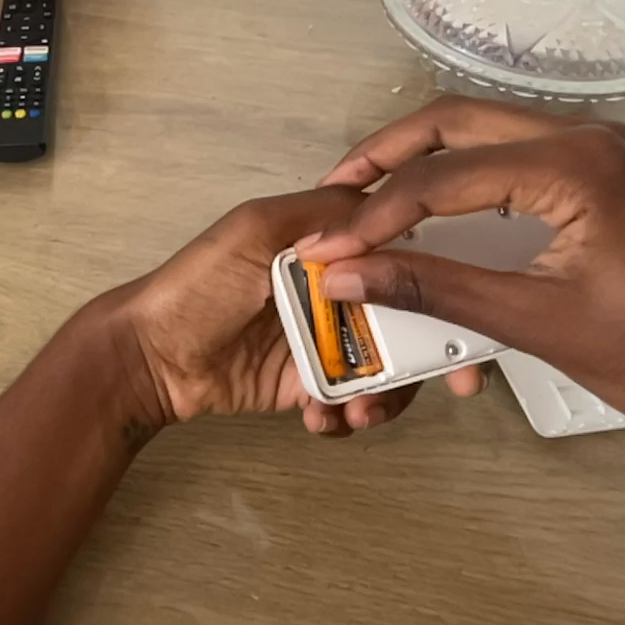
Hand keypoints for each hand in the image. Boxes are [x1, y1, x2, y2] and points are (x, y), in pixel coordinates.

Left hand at [98, 188, 439, 436]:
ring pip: (388, 366)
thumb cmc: (199, 285)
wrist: (153, 357)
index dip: (439, 274)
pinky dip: (347, 414)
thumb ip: (319, 214)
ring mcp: (323, 340)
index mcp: (322, 246)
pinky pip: (351, 401)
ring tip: (358, 411)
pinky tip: (321, 418)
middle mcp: (332, 291)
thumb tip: (391, 205)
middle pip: (407, 316)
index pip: (396, 251)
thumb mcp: (253, 230)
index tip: (471, 305)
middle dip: (435, 351)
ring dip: (388, 393)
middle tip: (457, 383)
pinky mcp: (308, 384)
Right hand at [296, 96, 624, 453]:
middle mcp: (588, 135)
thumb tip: (343, 274)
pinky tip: (434, 205)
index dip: (372, 216)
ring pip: (482, 130)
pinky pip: (513, 154)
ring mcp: (605, 147)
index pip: (440, 178)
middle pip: (453, 121)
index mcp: (576, 165)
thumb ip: (434, 289)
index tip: (321, 249)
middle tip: (332, 195)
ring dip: (419, 159)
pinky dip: (460, 174)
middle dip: (382, 156)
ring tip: (366, 196)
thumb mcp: (542, 326)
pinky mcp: (611, 171)